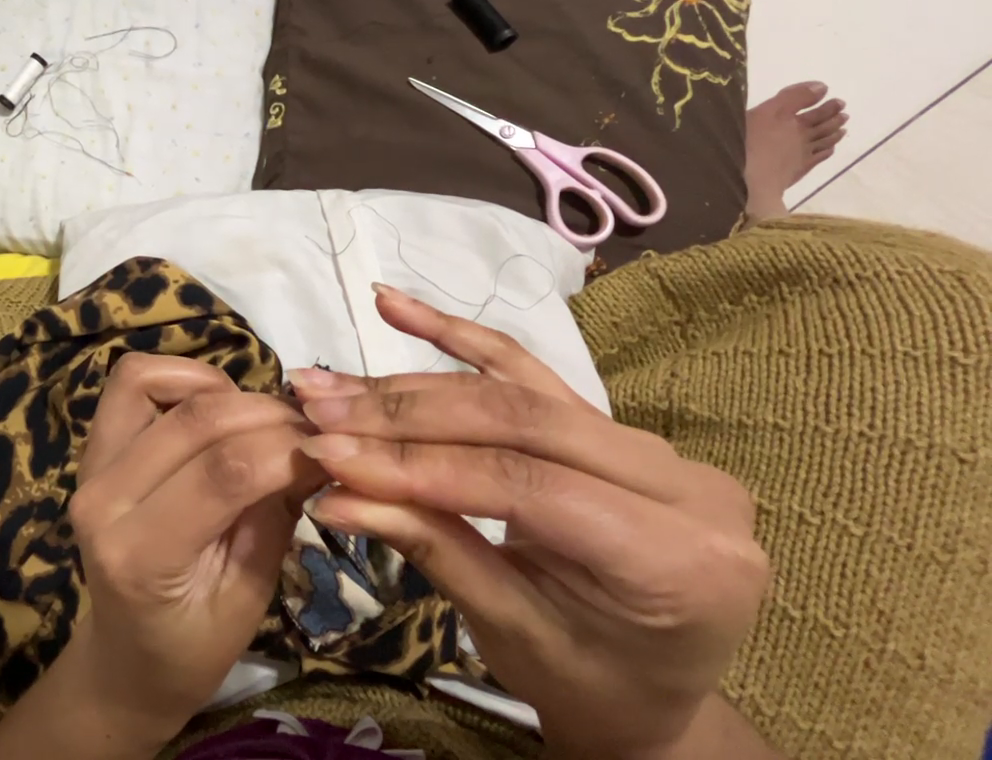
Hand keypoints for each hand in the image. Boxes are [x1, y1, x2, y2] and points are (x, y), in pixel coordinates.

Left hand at [61, 353, 324, 748]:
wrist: (124, 656)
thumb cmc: (192, 643)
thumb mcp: (249, 596)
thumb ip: (275, 514)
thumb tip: (320, 446)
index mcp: (141, 555)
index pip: (222, 472)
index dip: (286, 448)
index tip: (332, 447)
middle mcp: (101, 499)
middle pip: (192, 420)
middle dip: (265, 413)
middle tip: (310, 428)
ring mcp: (88, 466)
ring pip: (150, 383)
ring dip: (219, 387)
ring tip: (257, 420)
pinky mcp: (91, 446)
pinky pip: (131, 383)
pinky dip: (179, 377)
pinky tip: (215, 406)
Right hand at [291, 286, 771, 759]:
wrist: (646, 692)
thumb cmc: (584, 678)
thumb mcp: (506, 625)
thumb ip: (427, 543)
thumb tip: (329, 493)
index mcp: (677, 555)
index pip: (525, 483)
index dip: (417, 464)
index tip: (327, 452)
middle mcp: (679, 483)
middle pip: (517, 420)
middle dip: (403, 416)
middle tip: (316, 408)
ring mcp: (648, 445)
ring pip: (511, 390)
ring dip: (410, 385)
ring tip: (330, 381)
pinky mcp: (607, 425)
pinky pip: (524, 370)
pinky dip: (454, 337)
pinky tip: (394, 305)